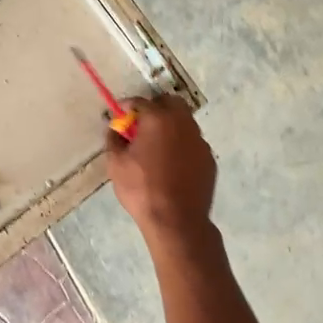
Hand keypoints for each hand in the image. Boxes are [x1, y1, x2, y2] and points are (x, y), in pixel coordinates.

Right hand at [106, 94, 215, 235]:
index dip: (127, 106)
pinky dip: (181, 144)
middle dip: (155, 108)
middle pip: (171, 103)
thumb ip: (114, 139)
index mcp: (158, 120)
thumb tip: (116, 129)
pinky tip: (171, 163)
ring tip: (156, 145)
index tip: (119, 114)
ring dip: (170, 125)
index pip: (141, 101)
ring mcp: (200, 141)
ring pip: (185, 122)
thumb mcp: (115, 164)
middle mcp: (183, 124)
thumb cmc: (141, 189)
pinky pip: (192, 143)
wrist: (176, 220)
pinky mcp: (209, 159)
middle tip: (141, 125)